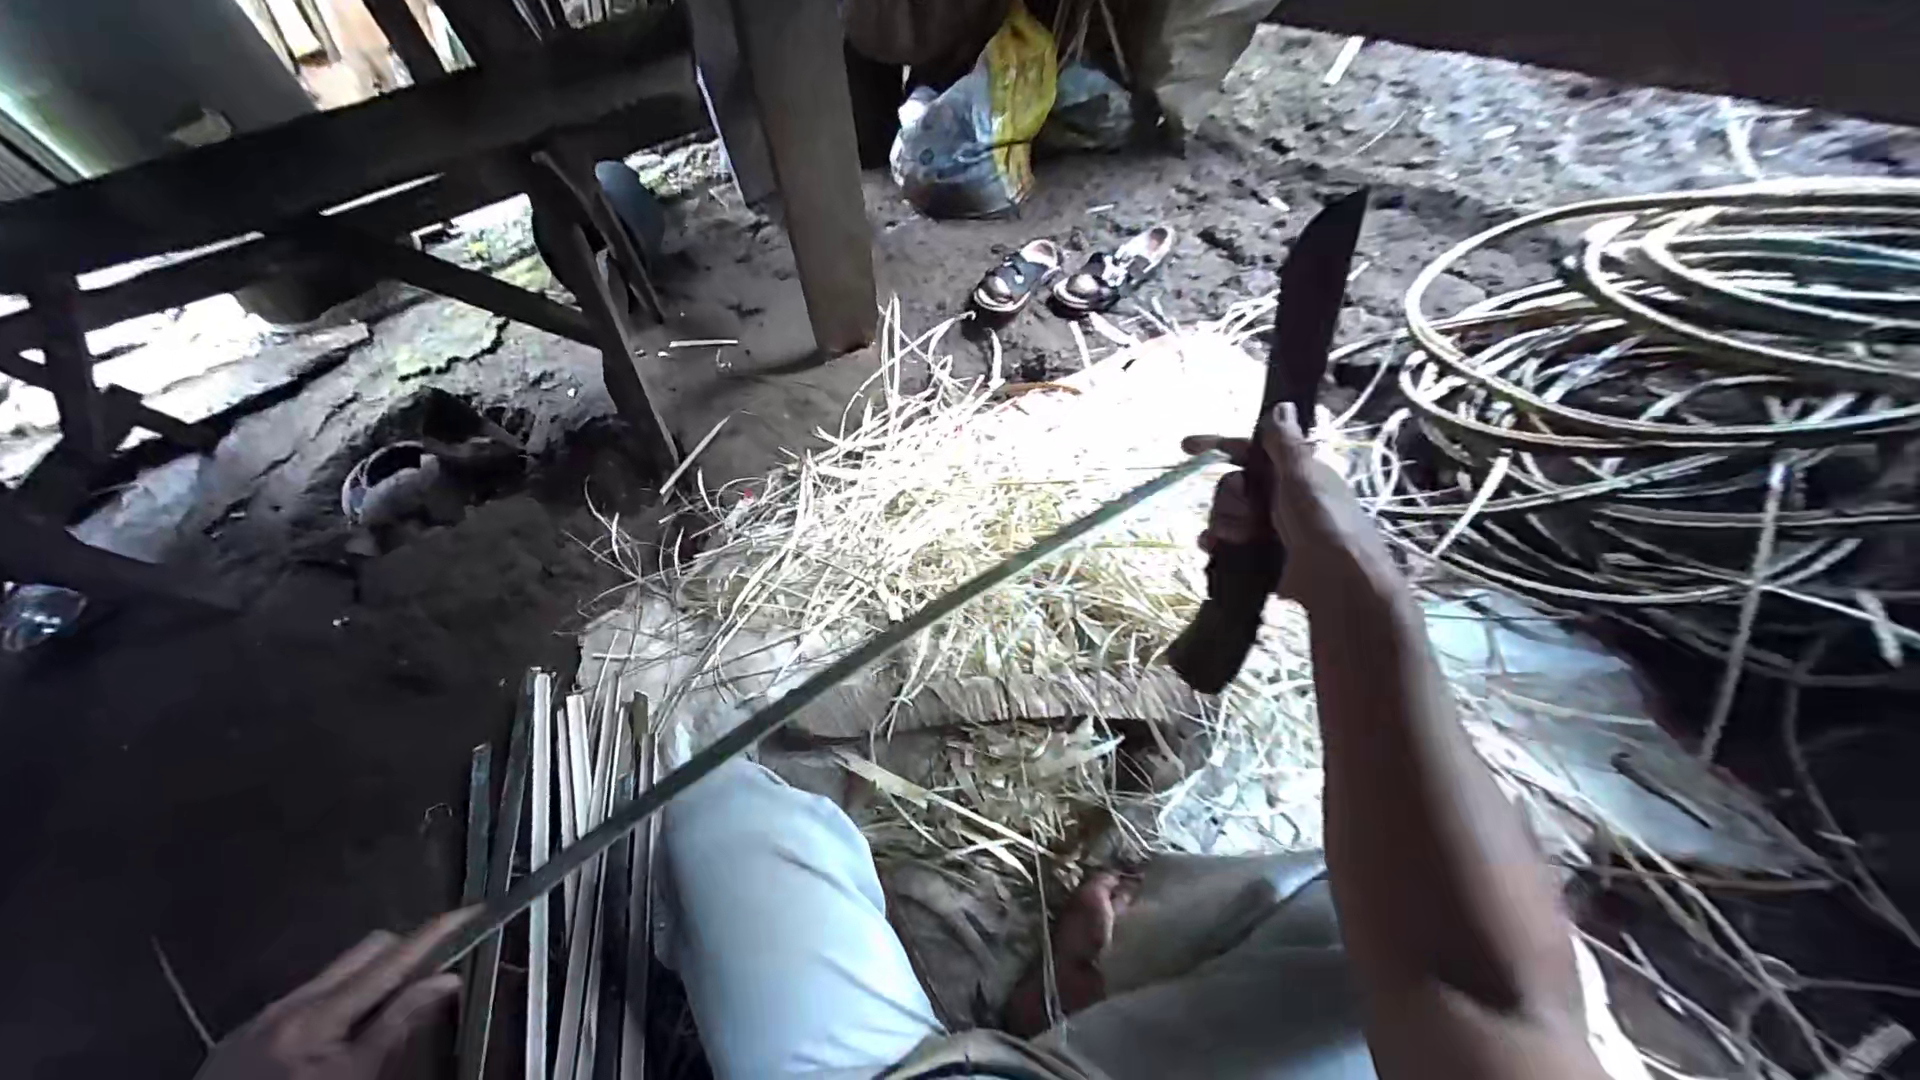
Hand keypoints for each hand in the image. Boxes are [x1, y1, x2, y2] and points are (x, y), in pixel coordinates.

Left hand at [194, 909, 472, 1079]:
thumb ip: (398, 1025)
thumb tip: (448, 979)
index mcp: (317, 1018)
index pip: (394, 957)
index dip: (438, 931)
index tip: (474, 911)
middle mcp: (288, 1005)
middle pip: (368, 947)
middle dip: (406, 949)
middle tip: (435, 968)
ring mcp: (260, 1019)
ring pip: (337, 970)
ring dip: (372, 976)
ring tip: (390, 1006)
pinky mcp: (241, 1037)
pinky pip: (308, 996)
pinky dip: (340, 999)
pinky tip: (343, 1032)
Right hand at [1182, 402, 1399, 610]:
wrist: (1336, 579)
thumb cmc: (1324, 522)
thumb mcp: (1303, 476)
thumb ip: (1285, 443)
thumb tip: (1281, 404)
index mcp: (1290, 473)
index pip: (1248, 451)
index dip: (1218, 446)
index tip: (1186, 445)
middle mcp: (1277, 496)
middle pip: (1230, 486)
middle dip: (1229, 498)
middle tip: (1247, 513)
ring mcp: (1266, 526)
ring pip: (1224, 513)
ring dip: (1224, 522)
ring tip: (1240, 536)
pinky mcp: (1257, 552)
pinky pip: (1223, 540)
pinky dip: (1216, 541)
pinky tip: (1214, 547)